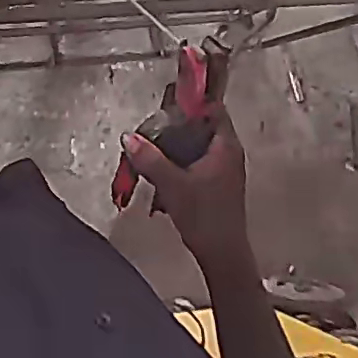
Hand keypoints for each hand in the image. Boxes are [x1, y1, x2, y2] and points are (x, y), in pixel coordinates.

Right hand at [122, 105, 251, 271]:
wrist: (222, 256)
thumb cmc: (203, 216)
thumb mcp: (172, 184)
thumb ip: (150, 158)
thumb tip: (128, 137)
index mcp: (225, 145)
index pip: (213, 108)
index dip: (192, 102)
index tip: (169, 103)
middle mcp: (229, 152)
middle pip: (203, 124)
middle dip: (178, 124)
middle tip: (154, 126)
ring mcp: (225, 168)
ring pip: (199, 143)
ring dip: (177, 143)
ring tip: (154, 146)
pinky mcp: (217, 182)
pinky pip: (198, 158)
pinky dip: (182, 158)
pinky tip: (163, 167)